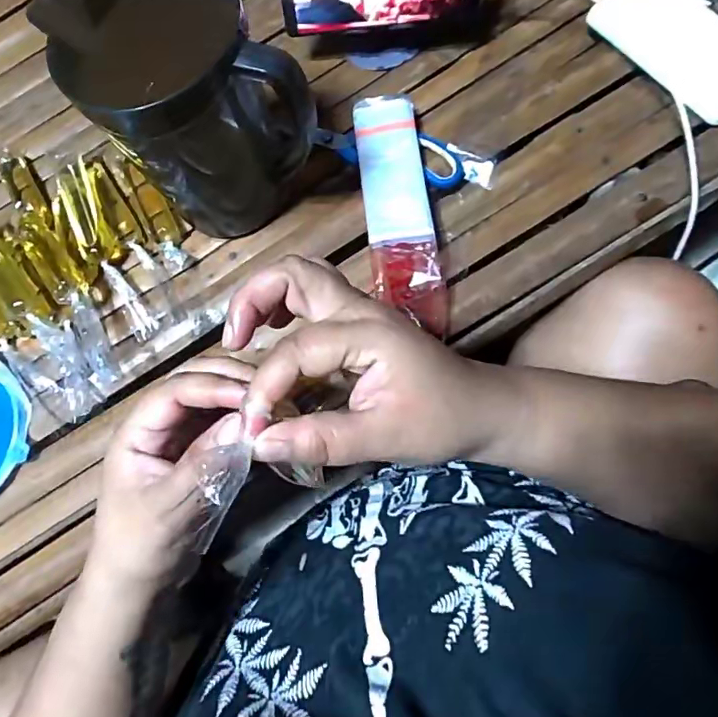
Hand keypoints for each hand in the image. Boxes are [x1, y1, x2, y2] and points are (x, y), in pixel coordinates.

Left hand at [87, 356, 252, 599]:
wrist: (135, 586)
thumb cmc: (139, 546)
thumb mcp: (170, 507)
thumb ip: (204, 464)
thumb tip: (243, 423)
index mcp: (136, 429)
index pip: (175, 391)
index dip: (214, 386)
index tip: (253, 394)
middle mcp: (156, 423)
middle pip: (192, 383)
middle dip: (229, 380)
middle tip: (271, 388)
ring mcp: (175, 436)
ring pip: (209, 400)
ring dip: (239, 397)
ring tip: (275, 402)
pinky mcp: (193, 451)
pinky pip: (219, 424)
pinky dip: (241, 420)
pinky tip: (265, 424)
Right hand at [226, 257, 510, 469]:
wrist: (484, 407)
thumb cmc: (441, 422)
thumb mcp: (383, 439)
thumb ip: (320, 439)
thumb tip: (259, 443)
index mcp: (367, 334)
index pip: (297, 350)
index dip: (265, 387)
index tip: (252, 425)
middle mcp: (358, 309)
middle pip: (293, 273)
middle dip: (252, 301)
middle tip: (233, 343)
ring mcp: (357, 308)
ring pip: (300, 275)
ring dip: (264, 296)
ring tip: (244, 337)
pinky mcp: (355, 320)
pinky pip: (309, 296)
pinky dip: (281, 306)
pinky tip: (272, 336)